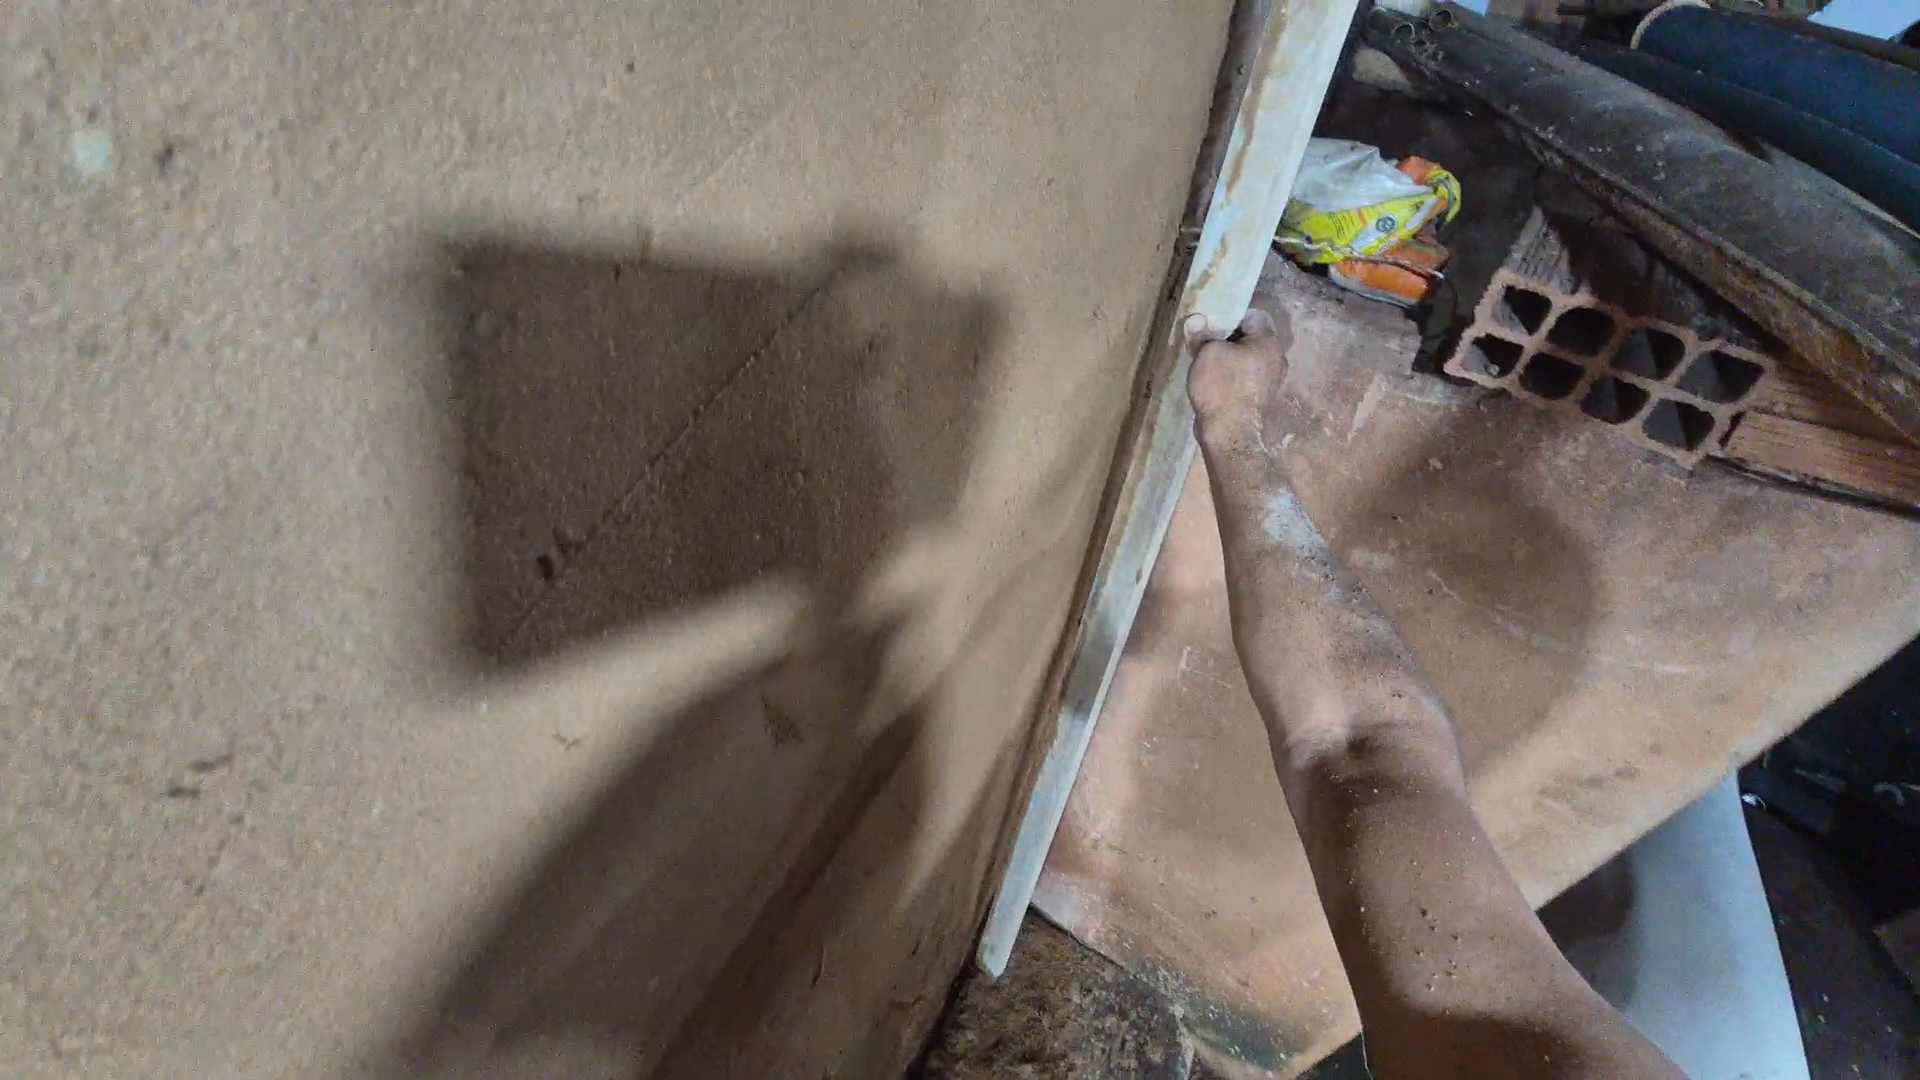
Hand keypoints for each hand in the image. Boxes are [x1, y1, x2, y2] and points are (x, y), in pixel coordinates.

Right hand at [1184, 307, 1289, 457]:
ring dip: (1229, 360)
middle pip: (1250, 339)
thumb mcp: (1206, 354)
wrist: (1230, 433)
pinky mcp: (1260, 399)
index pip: (1253, 315)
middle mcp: (1277, 358)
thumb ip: (1202, 335)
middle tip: (1205, 343)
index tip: (1211, 324)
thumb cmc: (1222, 386)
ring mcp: (1271, 381)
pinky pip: (1245, 379)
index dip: (1230, 316)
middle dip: (1228, 339)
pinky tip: (1214, 384)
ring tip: (1206, 365)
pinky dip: (1231, 378)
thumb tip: (1194, 320)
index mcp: (1268, 341)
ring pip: (1247, 360)